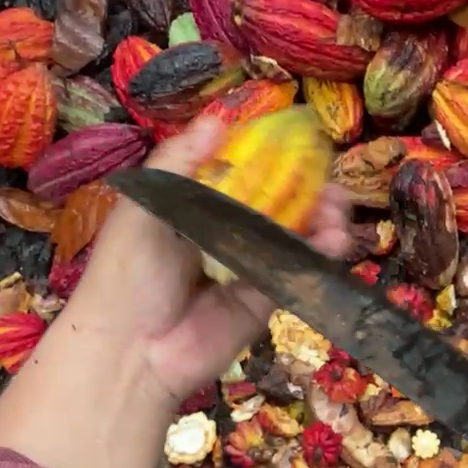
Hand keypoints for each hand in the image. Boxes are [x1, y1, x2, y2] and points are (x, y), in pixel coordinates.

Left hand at [68, 116, 354, 407]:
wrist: (134, 348)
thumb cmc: (129, 271)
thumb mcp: (146, 205)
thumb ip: (180, 162)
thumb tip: (217, 119)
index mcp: (198, 208)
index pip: (242, 175)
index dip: (273, 160)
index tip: (299, 144)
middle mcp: (229, 234)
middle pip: (279, 204)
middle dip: (308, 189)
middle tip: (329, 180)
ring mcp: (253, 266)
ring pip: (297, 235)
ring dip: (323, 218)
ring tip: (338, 207)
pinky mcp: (271, 296)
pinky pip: (300, 270)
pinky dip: (322, 253)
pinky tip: (336, 239)